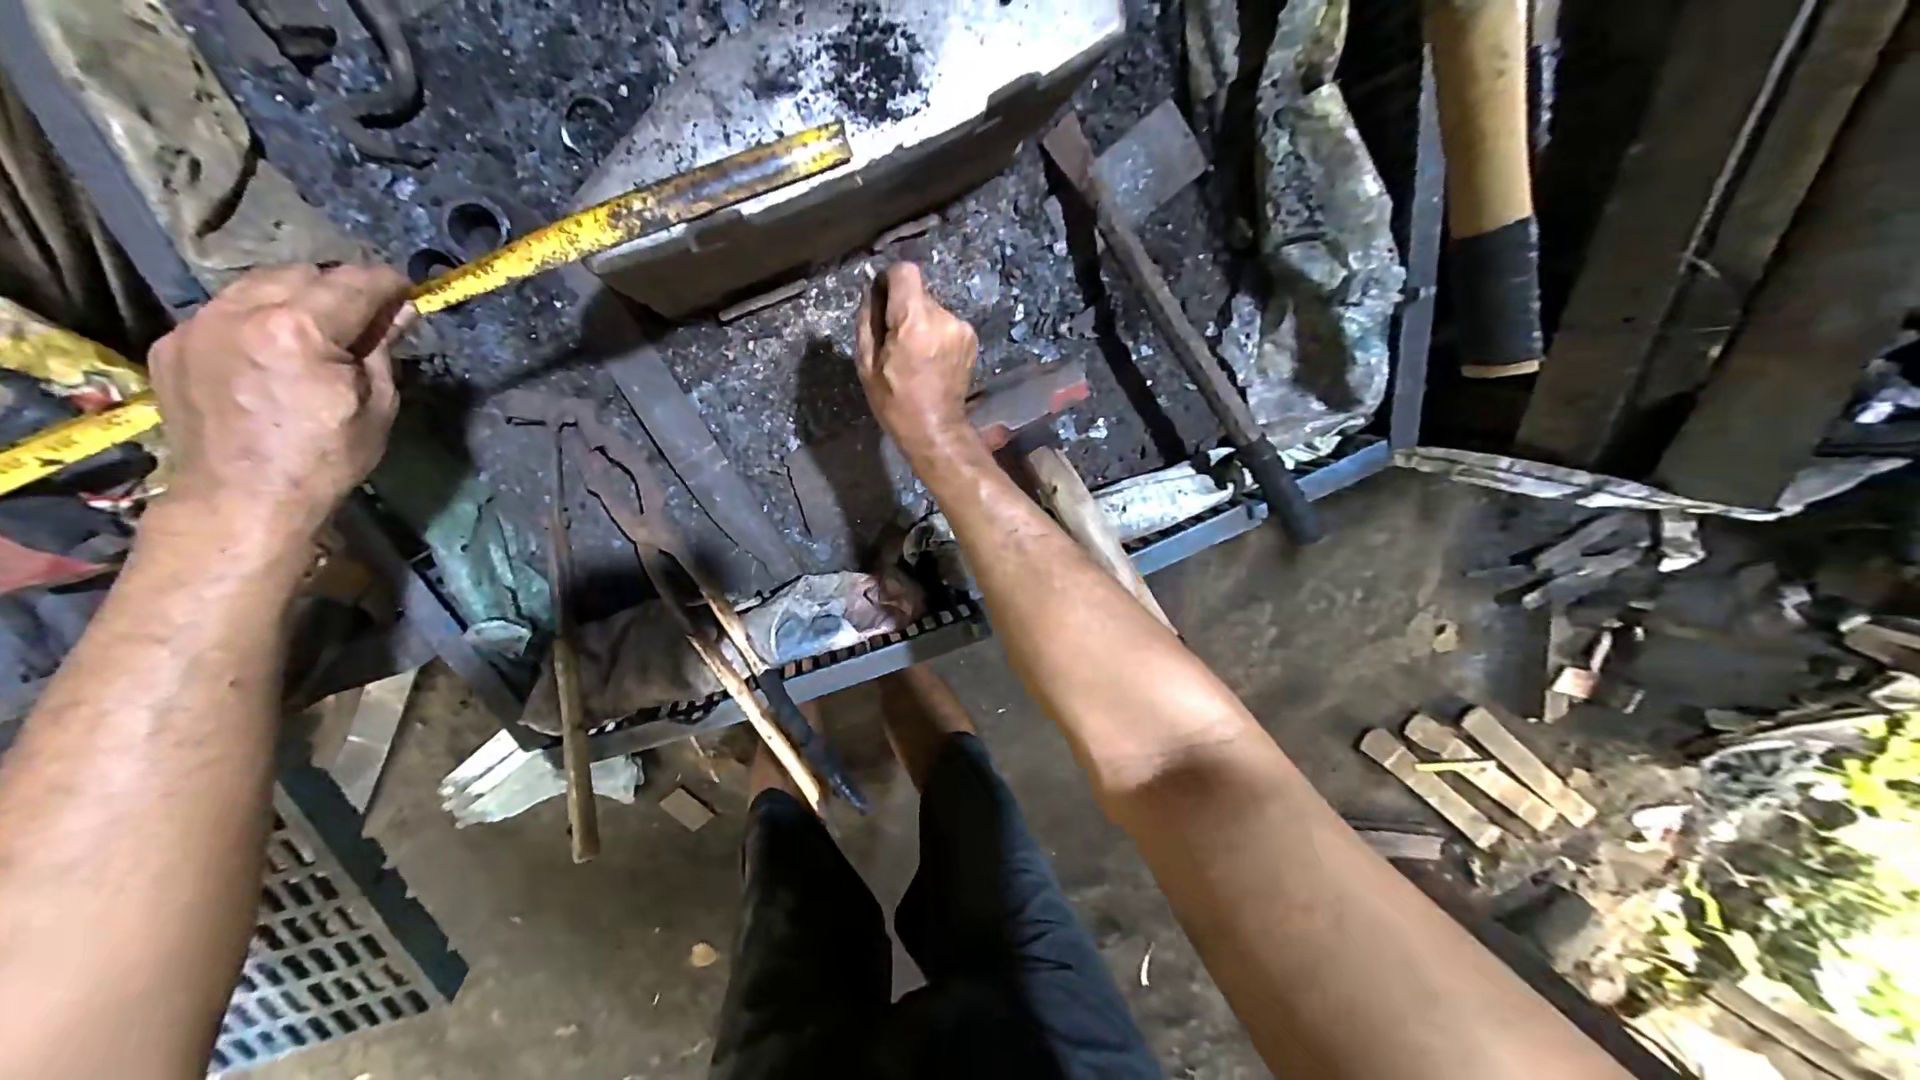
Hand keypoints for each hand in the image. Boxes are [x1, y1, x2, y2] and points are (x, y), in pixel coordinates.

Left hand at [147, 264, 411, 538]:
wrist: (243, 495)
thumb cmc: (327, 456)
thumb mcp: (378, 404)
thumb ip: (382, 348)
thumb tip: (400, 312)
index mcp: (298, 329)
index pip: (351, 284)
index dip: (386, 283)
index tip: (407, 288)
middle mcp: (239, 311)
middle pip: (301, 274)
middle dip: (340, 287)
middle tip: (367, 315)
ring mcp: (197, 324)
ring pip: (257, 285)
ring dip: (296, 297)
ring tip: (320, 329)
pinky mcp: (174, 342)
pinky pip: (226, 311)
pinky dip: (258, 318)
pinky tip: (275, 351)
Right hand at [855, 262, 978, 458]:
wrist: (935, 429)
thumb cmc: (895, 402)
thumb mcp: (866, 364)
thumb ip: (867, 320)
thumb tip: (872, 291)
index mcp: (915, 322)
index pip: (905, 271)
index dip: (890, 281)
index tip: (882, 302)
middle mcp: (943, 317)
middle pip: (918, 292)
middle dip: (903, 310)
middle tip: (895, 342)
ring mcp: (961, 327)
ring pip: (932, 308)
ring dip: (921, 323)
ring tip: (914, 355)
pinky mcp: (971, 338)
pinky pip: (946, 323)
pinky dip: (936, 334)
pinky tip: (931, 359)